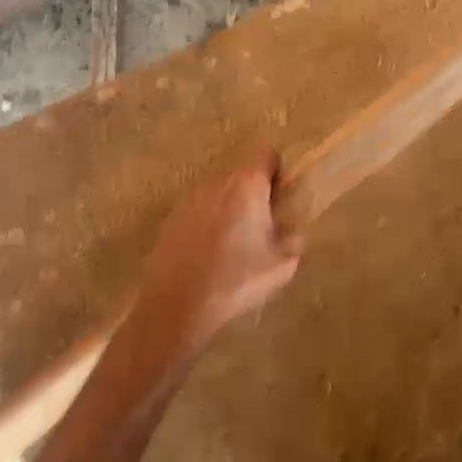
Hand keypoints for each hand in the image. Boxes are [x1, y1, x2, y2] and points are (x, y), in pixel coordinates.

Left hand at [135, 148, 302, 350]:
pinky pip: (197, 215)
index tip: (280, 195)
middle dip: (252, 194)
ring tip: (232, 245)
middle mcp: (216, 185)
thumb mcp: (283, 265)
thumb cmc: (237, 280)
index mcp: (247, 186)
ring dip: (228, 210)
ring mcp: (188, 202)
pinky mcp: (168, 223)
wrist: (176, 307)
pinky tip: (207, 257)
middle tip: (261, 227)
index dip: (276, 169)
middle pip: (240, 176)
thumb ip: (293, 239)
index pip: (265, 153)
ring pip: (217, 196)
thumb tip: (290, 231)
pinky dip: (205, 227)